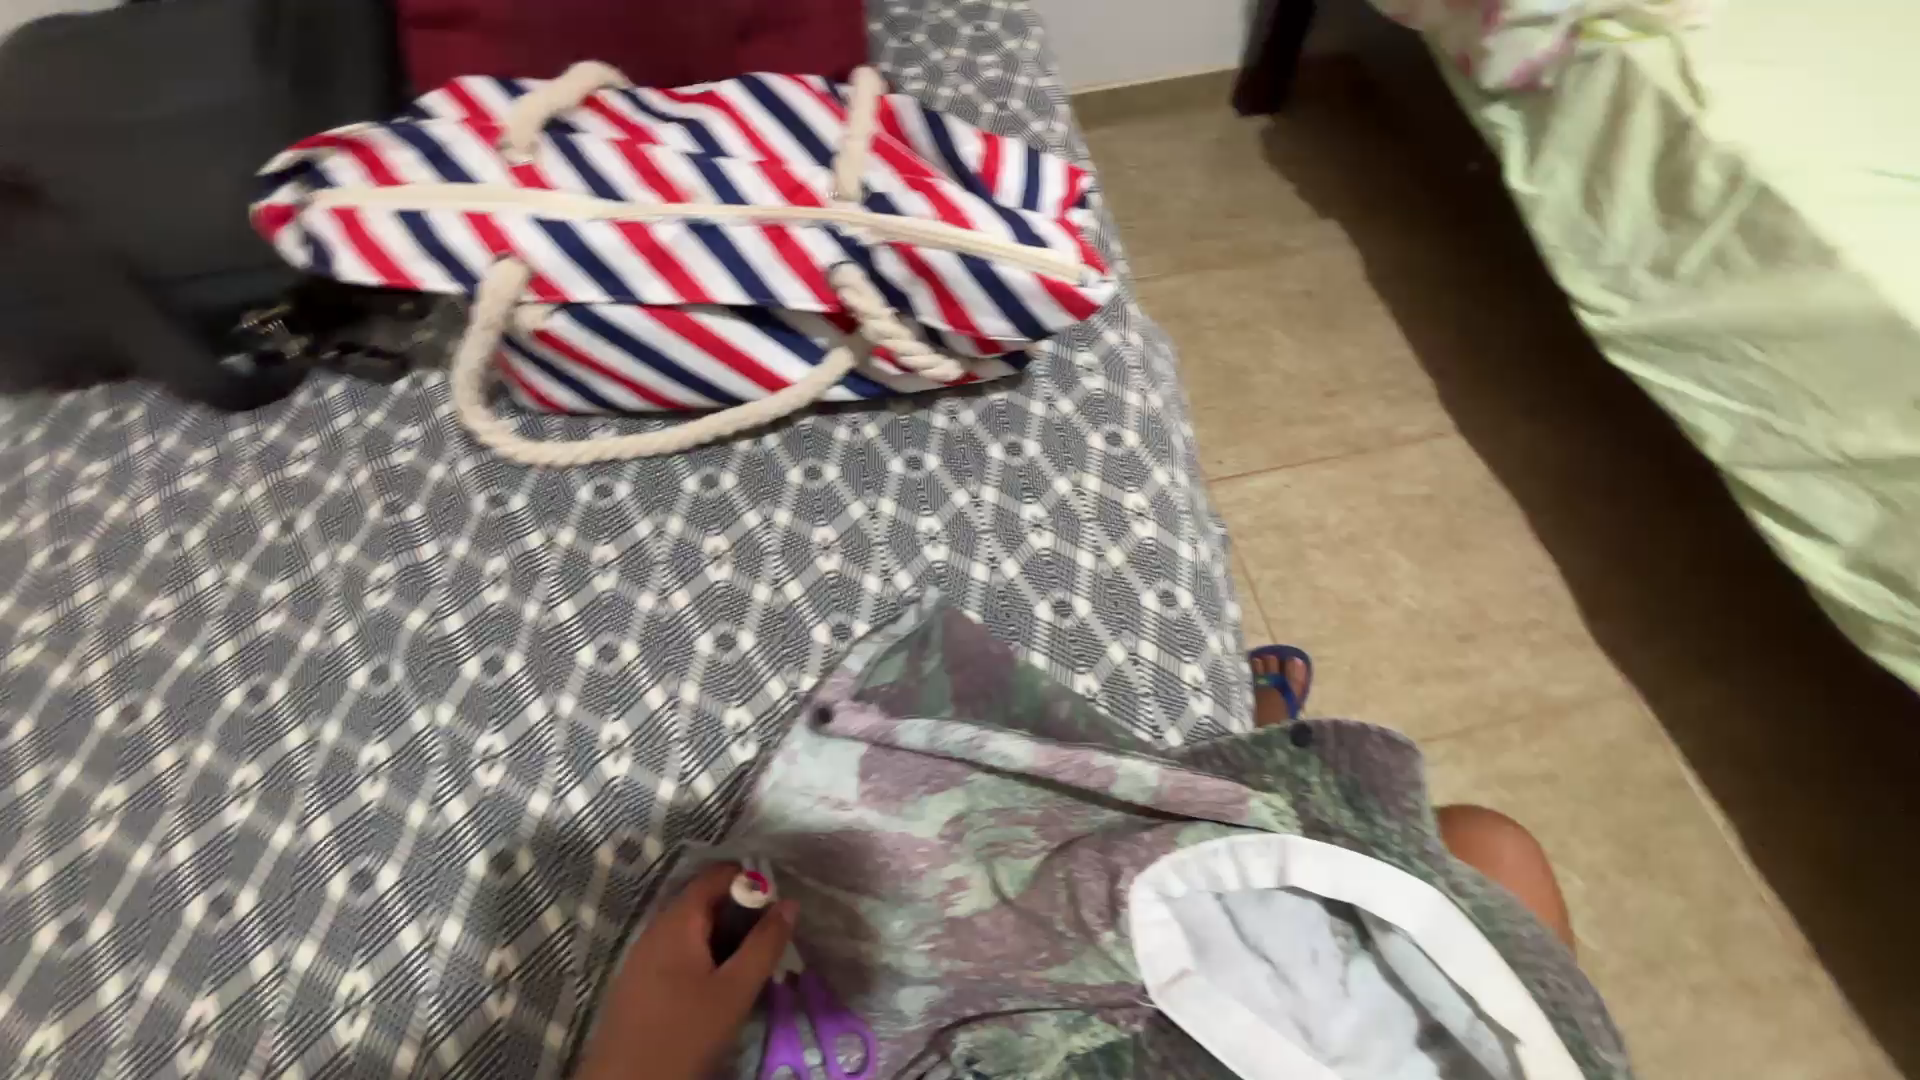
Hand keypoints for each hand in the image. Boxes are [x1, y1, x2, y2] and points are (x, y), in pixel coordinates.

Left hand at [574, 864, 797, 1079]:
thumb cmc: (683, 1037)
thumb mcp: (735, 991)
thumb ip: (765, 944)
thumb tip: (789, 903)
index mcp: (678, 921)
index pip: (718, 875)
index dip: (751, 881)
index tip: (776, 908)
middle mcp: (655, 929)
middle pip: (704, 900)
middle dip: (740, 913)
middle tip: (767, 941)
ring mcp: (642, 957)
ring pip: (691, 929)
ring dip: (723, 937)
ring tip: (747, 966)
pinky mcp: (636, 984)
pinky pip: (676, 952)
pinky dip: (702, 956)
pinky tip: (716, 988)